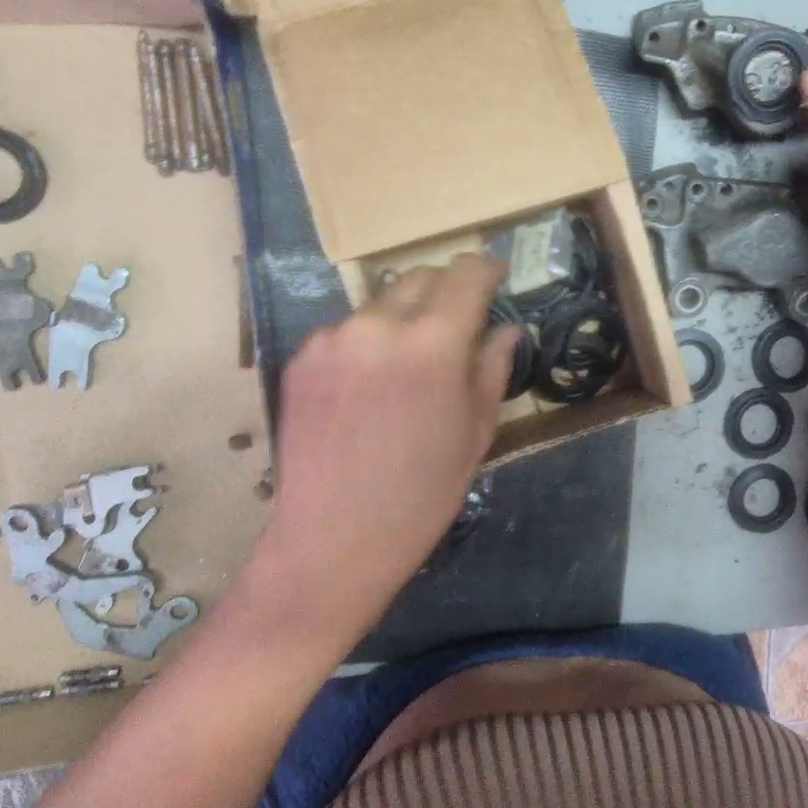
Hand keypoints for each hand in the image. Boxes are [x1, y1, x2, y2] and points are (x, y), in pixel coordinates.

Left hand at [245, 254, 519, 650]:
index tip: (497, 277)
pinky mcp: (301, 358)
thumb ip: (492, 368)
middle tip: (457, 325)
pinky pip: (346, 332)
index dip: (487, 269)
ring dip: (403, 319)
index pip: (466, 274)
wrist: (334, 538)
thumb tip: (507, 330)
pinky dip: (368, 343)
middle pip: (419, 277)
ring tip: (408, 366)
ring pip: (380, 304)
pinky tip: (369, 387)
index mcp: (433, 342)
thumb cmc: (423, 494)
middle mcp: (378, 324)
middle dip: (445, 291)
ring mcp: (332, 339)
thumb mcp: (475, 432)